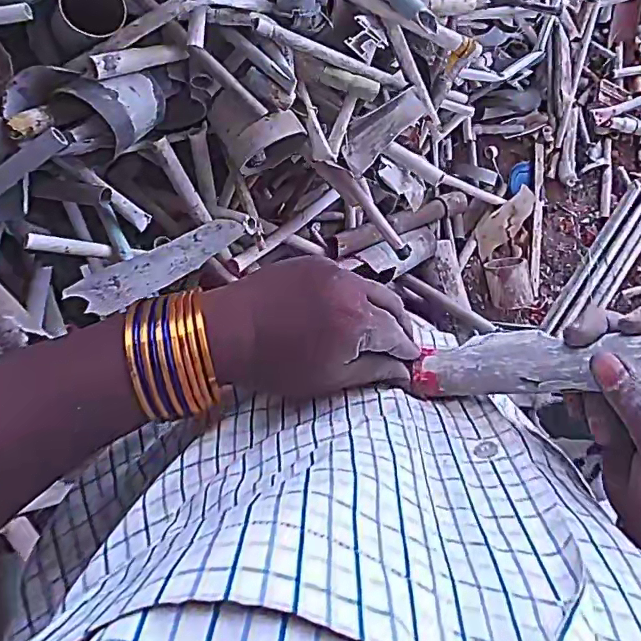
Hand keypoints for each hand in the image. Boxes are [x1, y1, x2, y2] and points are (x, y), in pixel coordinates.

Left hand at [201, 256, 419, 398]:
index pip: (399, 335)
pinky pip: (346, 277)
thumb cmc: (272, 360)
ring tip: (376, 328)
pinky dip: (356, 292)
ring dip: (380, 306)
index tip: (411, 362)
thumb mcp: (329, 378)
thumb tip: (401, 370)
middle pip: (392, 304)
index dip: (408, 352)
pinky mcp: (312, 262)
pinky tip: (348, 308)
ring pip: (371, 287)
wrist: (229, 329)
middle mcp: (350, 286)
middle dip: (401, 326)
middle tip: (401, 346)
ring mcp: (330, 269)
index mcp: (358, 318)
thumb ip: (372, 371)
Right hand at [564, 304, 640, 594]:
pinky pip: (590, 380)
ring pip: (610, 356)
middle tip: (576, 340)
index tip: (626, 327)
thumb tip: (607, 362)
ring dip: (591, 380)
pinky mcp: (619, 405)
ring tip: (599, 426)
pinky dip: (579, 391)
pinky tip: (583, 415)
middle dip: (608, 337)